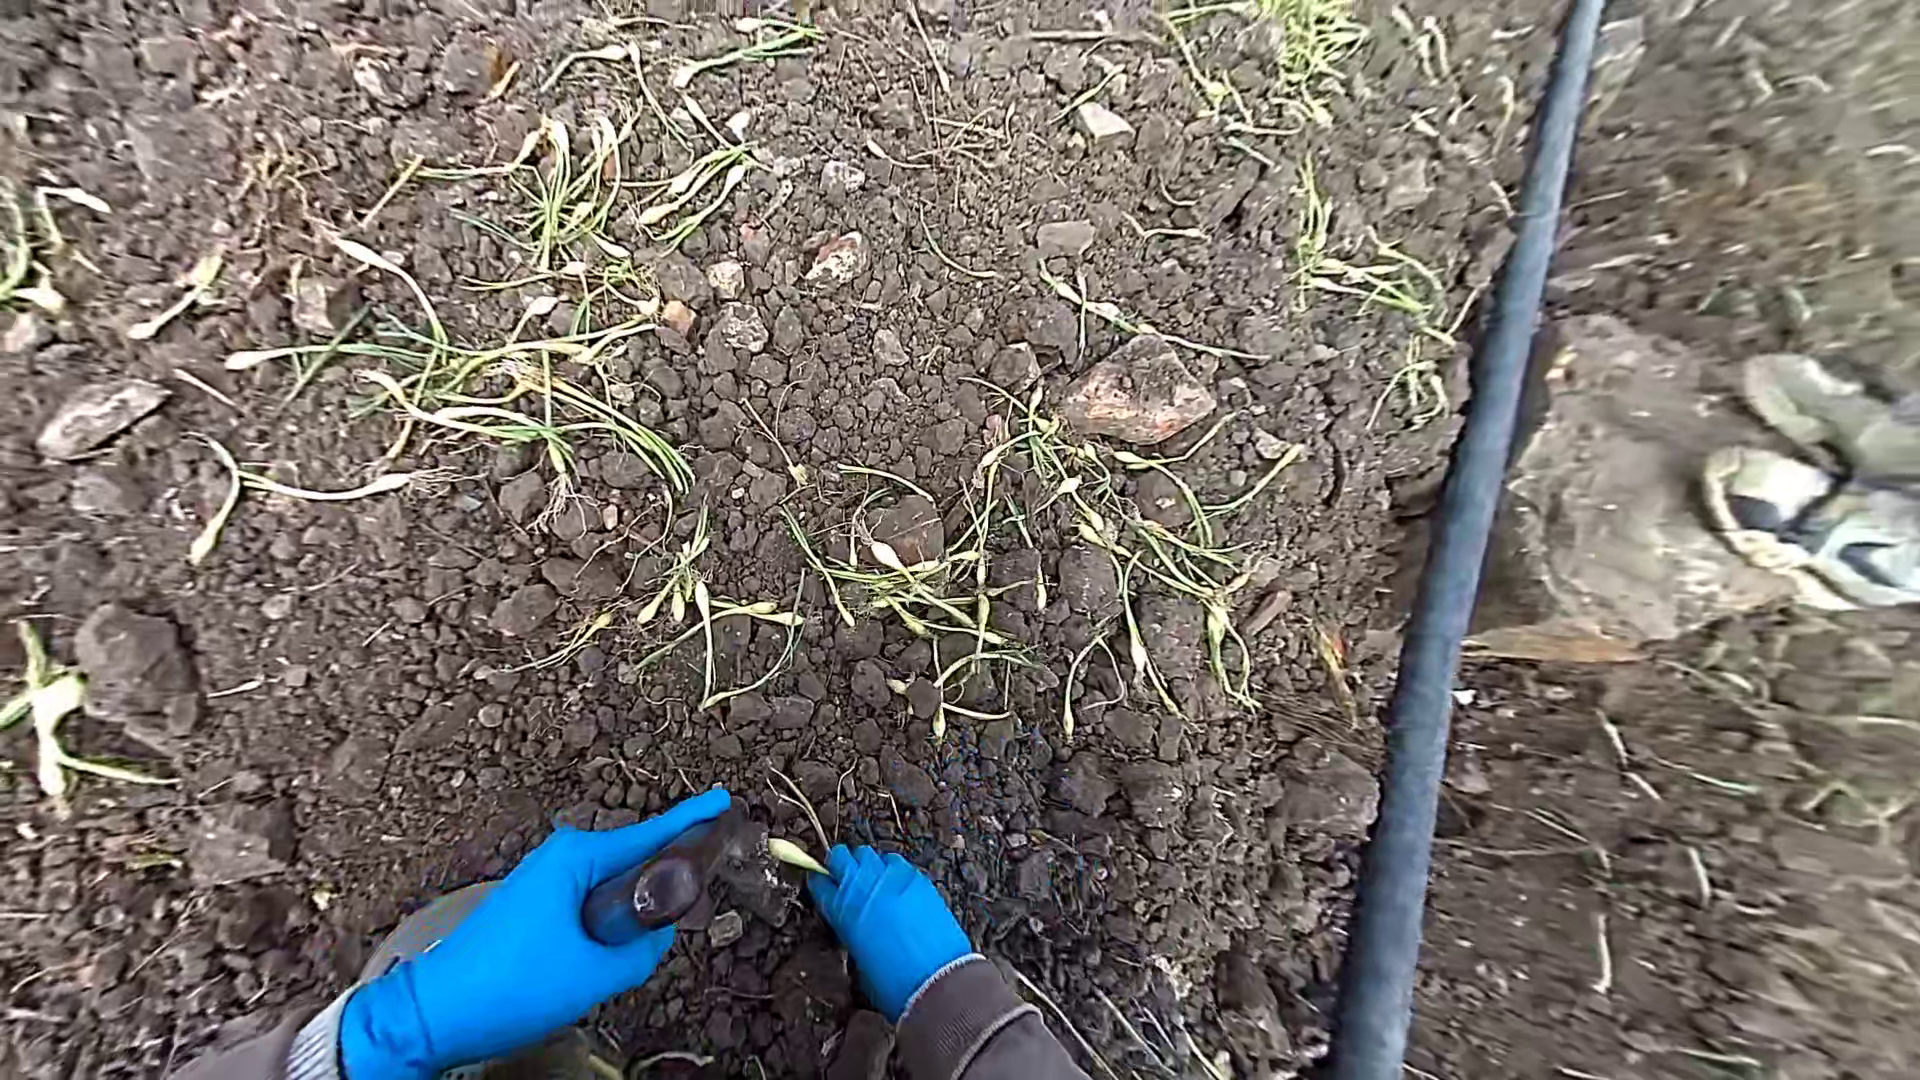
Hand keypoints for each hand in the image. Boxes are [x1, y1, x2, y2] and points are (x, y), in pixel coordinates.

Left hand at [339, 789, 732, 1078]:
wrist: (425, 1018)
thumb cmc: (506, 988)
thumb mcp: (591, 975)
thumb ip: (642, 950)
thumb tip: (661, 934)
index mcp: (579, 857)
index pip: (652, 832)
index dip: (693, 817)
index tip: (724, 800)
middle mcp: (567, 852)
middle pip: (637, 853)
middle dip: (669, 867)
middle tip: (697, 884)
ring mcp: (551, 871)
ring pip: (615, 876)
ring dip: (638, 893)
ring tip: (656, 920)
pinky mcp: (540, 893)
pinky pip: (594, 888)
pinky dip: (615, 903)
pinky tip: (620, 929)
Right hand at [807, 845, 971, 1021]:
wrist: (934, 978)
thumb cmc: (894, 982)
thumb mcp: (859, 957)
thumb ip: (852, 928)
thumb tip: (856, 919)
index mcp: (843, 911)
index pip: (820, 883)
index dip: (820, 881)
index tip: (822, 882)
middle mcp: (863, 887)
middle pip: (840, 856)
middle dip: (839, 863)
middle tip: (845, 876)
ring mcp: (889, 876)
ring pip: (868, 854)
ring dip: (867, 865)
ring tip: (873, 882)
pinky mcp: (914, 875)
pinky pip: (894, 861)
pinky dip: (891, 869)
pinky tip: (895, 885)